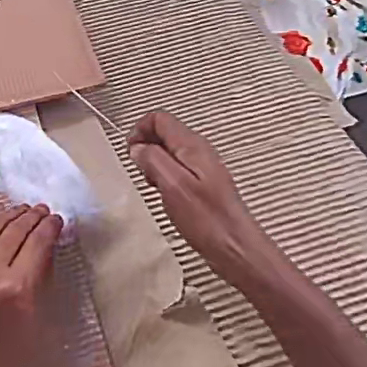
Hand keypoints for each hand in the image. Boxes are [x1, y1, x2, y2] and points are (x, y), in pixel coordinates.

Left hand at [0, 204, 64, 366]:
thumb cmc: (4, 359)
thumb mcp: (36, 321)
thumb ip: (43, 278)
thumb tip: (48, 244)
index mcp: (16, 288)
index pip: (38, 240)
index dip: (51, 225)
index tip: (57, 221)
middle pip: (17, 226)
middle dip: (34, 216)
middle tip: (43, 212)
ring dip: (11, 213)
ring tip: (23, 212)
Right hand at [127, 111, 271, 284]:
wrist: (235, 248)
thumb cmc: (208, 220)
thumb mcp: (172, 185)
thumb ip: (152, 160)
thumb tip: (138, 148)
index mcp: (192, 145)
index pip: (160, 118)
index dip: (140, 129)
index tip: (131, 150)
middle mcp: (200, 151)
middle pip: (165, 132)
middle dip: (146, 146)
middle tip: (140, 169)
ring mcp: (203, 167)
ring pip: (170, 151)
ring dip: (154, 162)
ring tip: (152, 183)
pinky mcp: (204, 184)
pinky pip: (178, 168)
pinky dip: (165, 176)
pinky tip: (165, 195)